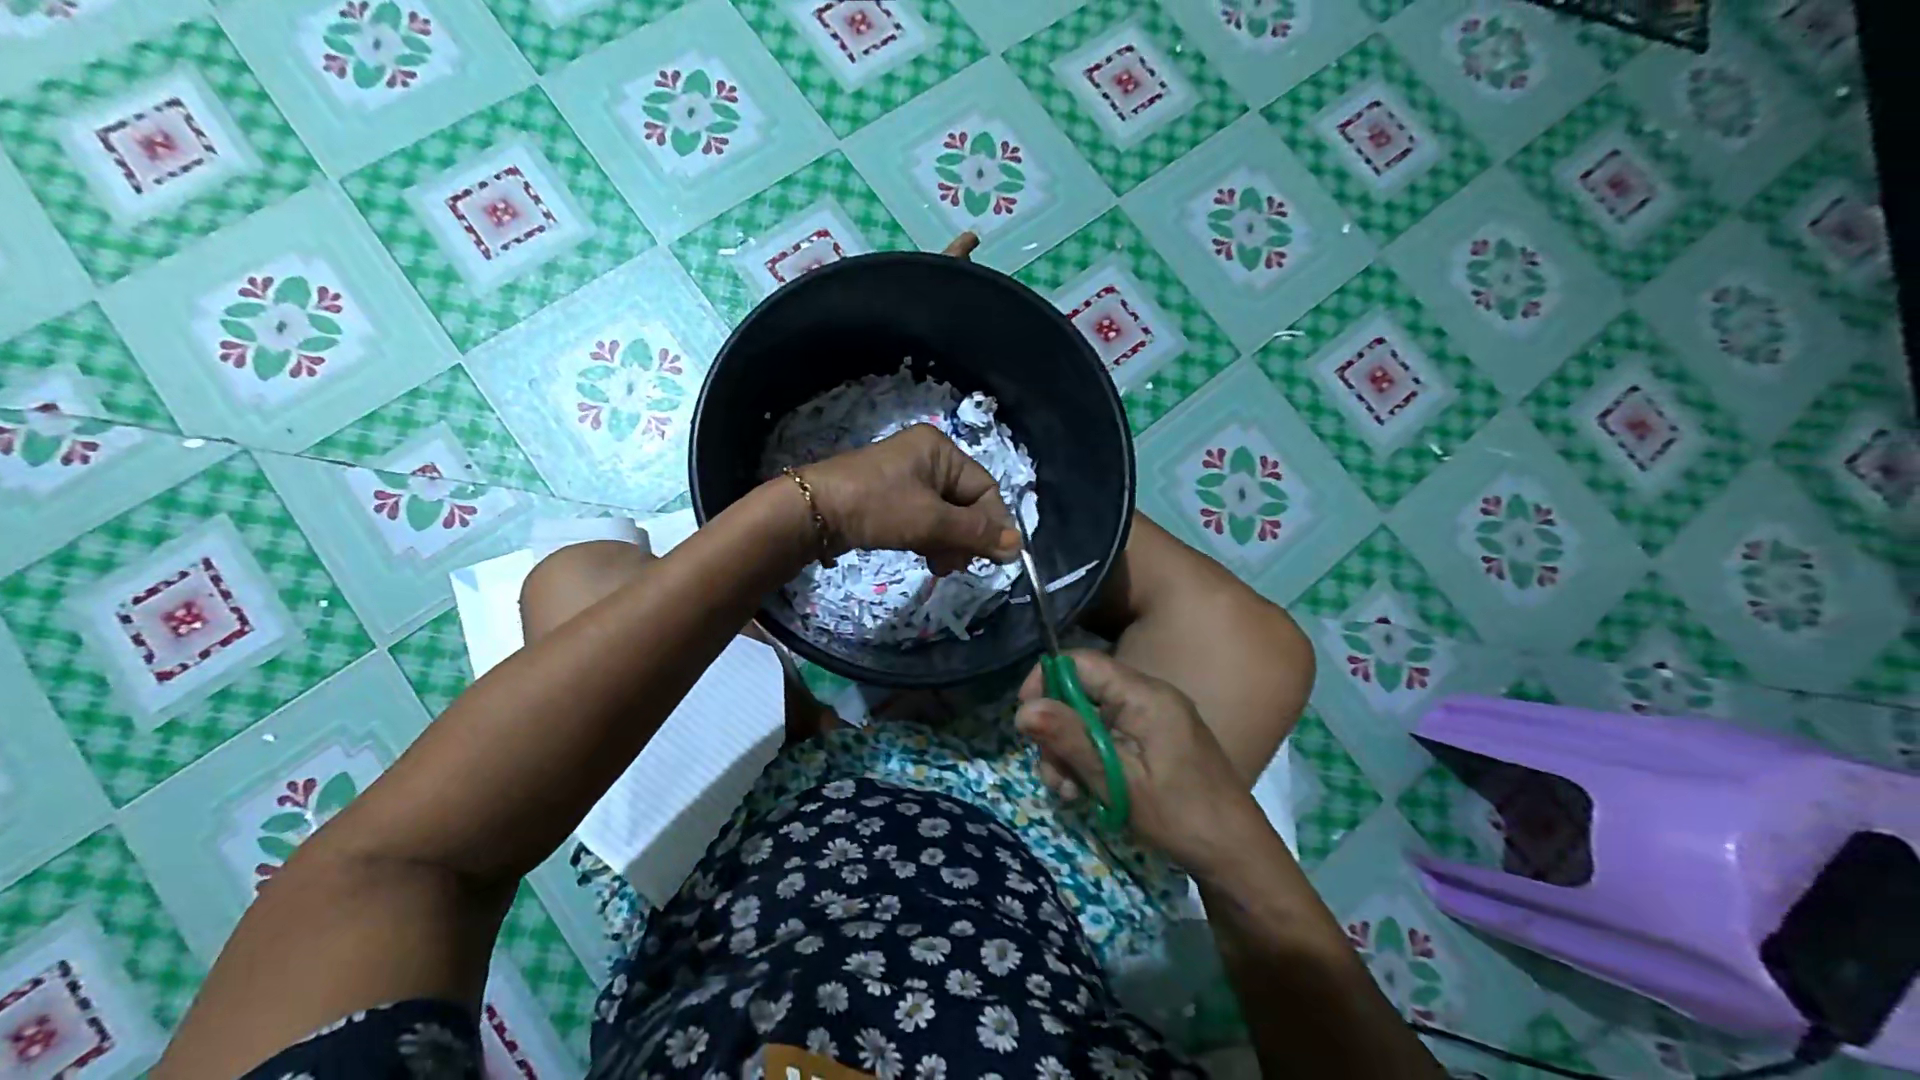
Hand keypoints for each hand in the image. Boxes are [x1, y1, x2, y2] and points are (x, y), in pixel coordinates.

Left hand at [802, 424, 1018, 573]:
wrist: (813, 512)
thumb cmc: (877, 507)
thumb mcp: (931, 521)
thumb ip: (976, 533)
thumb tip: (1018, 547)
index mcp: (941, 450)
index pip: (985, 489)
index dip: (992, 525)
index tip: (990, 558)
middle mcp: (928, 458)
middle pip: (967, 502)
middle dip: (967, 536)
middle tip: (958, 565)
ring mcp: (908, 478)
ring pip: (947, 514)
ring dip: (949, 542)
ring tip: (940, 565)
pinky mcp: (893, 498)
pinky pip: (926, 518)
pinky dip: (931, 538)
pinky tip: (927, 558)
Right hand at [1016, 651, 1271, 874]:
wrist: (1235, 853)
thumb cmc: (1179, 815)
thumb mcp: (1116, 781)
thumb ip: (1070, 740)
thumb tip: (1022, 710)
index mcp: (1144, 695)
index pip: (1081, 662)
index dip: (1046, 681)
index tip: (1026, 719)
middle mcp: (1148, 695)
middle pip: (1081, 692)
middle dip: (1057, 731)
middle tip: (1055, 776)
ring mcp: (1152, 717)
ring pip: (1090, 717)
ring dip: (1070, 751)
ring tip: (1070, 793)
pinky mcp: (1154, 738)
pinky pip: (1108, 734)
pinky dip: (1090, 758)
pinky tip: (1086, 791)